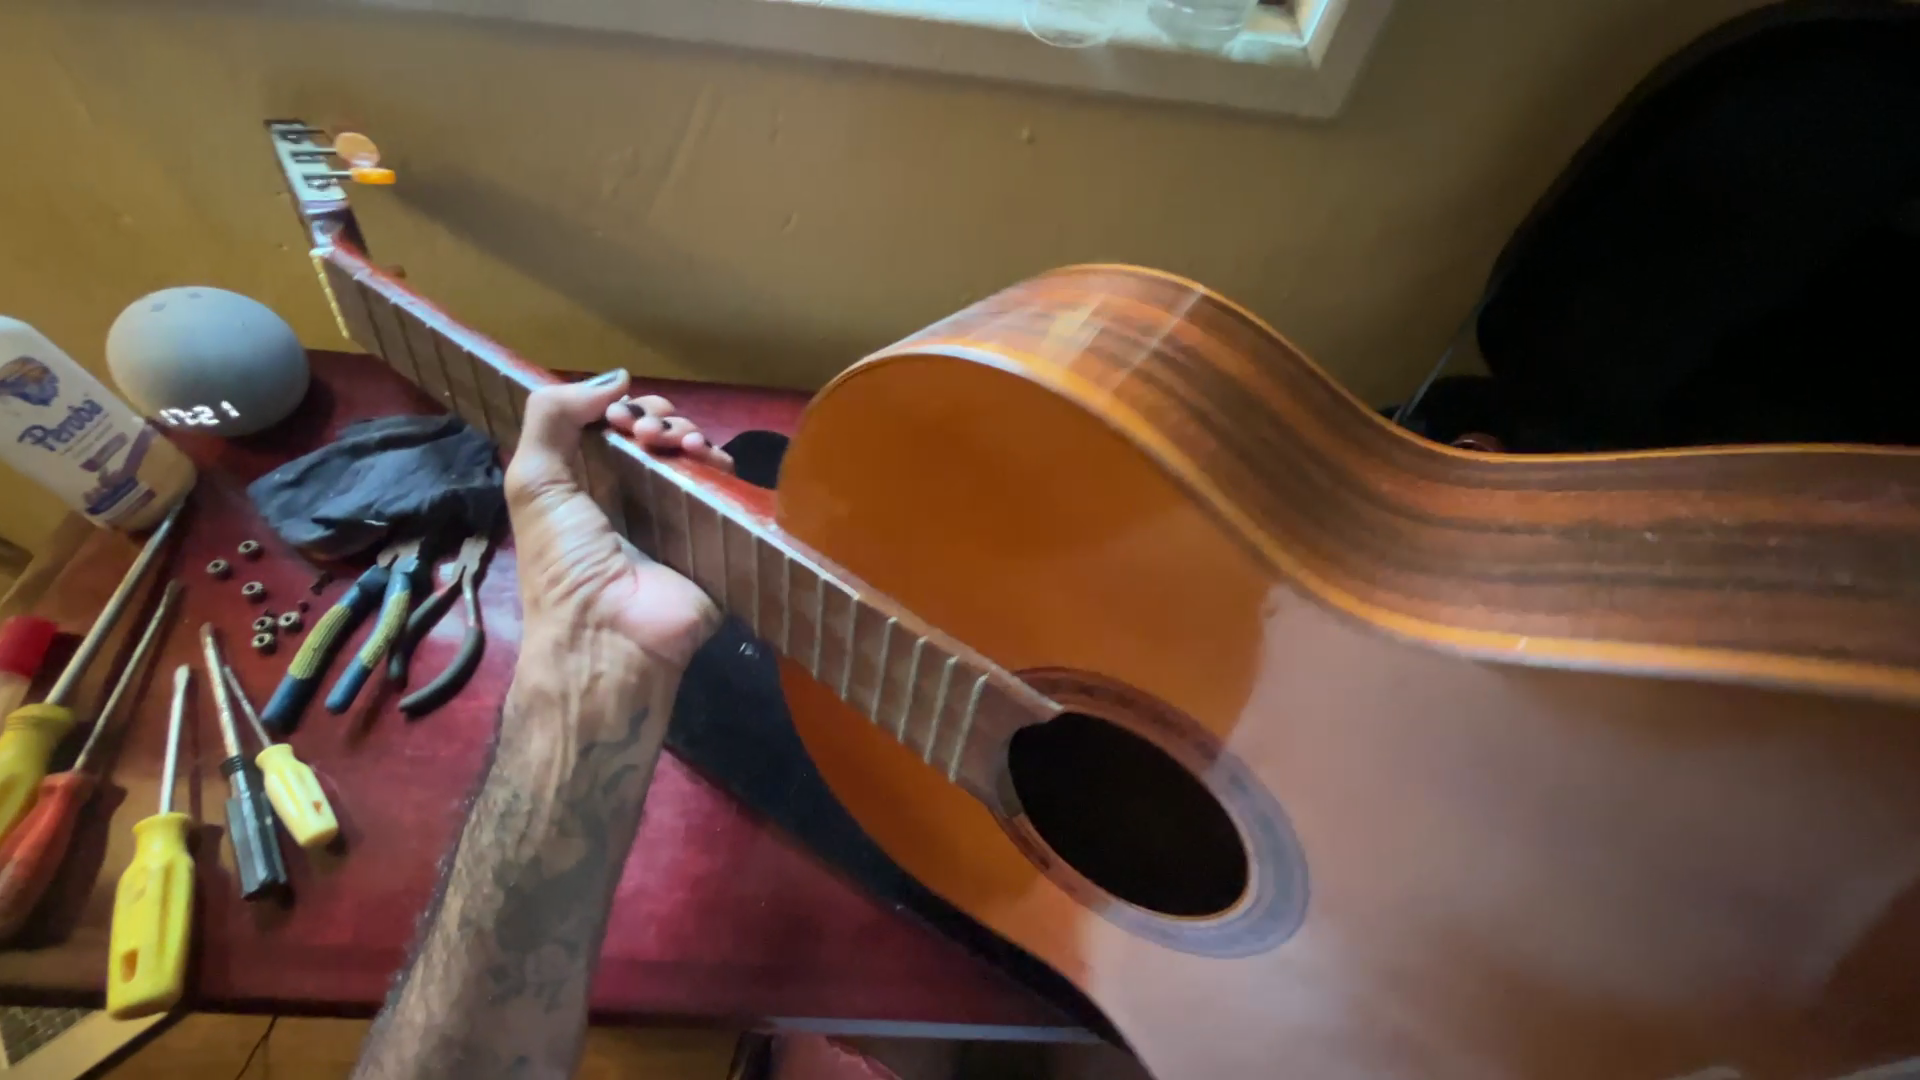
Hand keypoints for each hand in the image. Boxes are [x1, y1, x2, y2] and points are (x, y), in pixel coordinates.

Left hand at [504, 371, 733, 707]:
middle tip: (644, 433)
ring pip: (694, 452)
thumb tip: (616, 377)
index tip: (617, 414)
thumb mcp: (535, 481)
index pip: (613, 426)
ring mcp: (679, 512)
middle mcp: (636, 492)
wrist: (611, 631)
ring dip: (686, 433)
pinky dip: (718, 461)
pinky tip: (706, 459)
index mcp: (590, 481)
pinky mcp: (715, 530)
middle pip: (657, 433)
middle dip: (654, 417)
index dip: (618, 407)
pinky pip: (725, 484)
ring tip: (677, 446)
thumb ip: (553, 416)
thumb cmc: (565, 559)